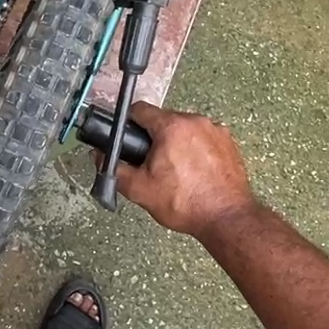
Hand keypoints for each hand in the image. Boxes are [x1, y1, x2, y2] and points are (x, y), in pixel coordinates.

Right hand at [110, 103, 256, 236]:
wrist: (226, 219)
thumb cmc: (188, 204)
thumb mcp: (139, 189)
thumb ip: (113, 169)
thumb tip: (99, 157)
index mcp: (172, 126)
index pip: (140, 109)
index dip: (128, 122)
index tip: (127, 134)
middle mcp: (195, 122)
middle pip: (164, 120)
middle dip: (154, 138)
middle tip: (151, 162)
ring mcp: (215, 131)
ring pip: (185, 129)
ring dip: (177, 143)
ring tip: (174, 171)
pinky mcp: (229, 144)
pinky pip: (204, 139)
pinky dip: (196, 151)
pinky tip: (193, 173)